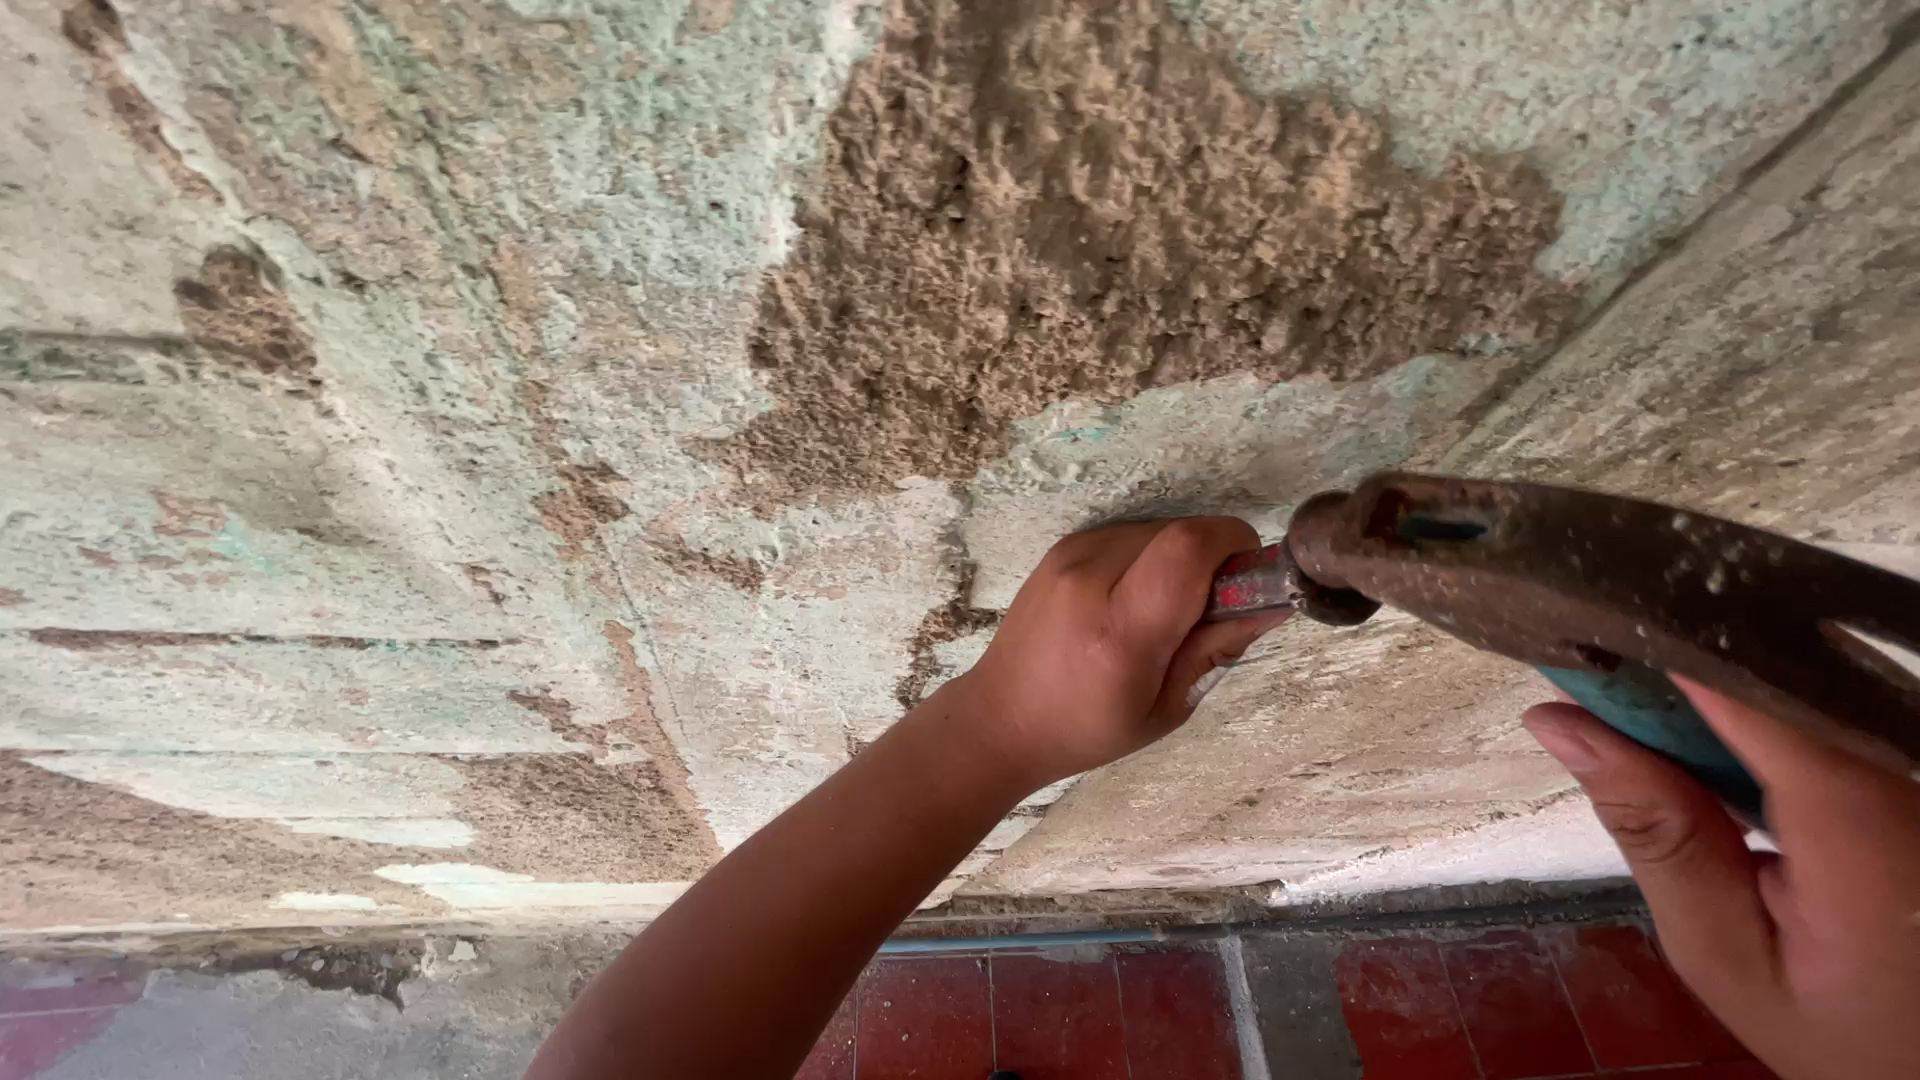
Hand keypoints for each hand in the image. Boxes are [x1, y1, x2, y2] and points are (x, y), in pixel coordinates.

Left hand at [949, 517, 1287, 791]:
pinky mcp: (1059, 546)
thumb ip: (1216, 649)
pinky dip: (1147, 557)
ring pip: (1156, 529)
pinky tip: (1128, 599)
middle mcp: (1089, 577)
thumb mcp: (1166, 708)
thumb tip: (1271, 602)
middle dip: (1211, 560)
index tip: (1247, 580)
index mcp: (1119, 629)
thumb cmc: (1087, 728)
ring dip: (1178, 559)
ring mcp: (1068, 555)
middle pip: (1179, 532)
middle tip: (1204, 610)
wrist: (1001, 715)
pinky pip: (1128, 534)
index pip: (1188, 548)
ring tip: (1160, 611)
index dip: (1233, 547)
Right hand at [1523, 681, 1919, 1079]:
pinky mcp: (1912, 779)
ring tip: (1630, 682)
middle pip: (1804, 697)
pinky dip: (1756, 705)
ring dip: (1716, 682)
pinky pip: (1837, 716)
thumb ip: (1653, 836)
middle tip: (1592, 658)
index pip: (1795, 735)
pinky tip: (1697, 714)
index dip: (1699, 669)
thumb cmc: (1833, 1026)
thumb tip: (1558, 721)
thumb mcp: (1717, 950)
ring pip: (1821, 696)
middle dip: (1688, 668)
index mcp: (1884, 861)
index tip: (1609, 624)